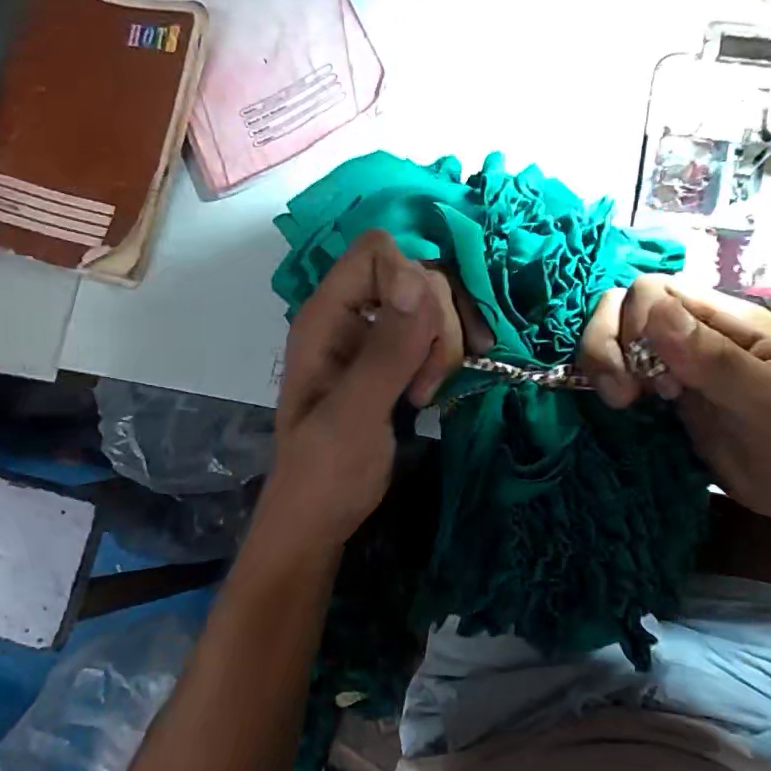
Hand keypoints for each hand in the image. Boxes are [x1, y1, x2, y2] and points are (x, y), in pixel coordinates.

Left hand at [267, 231, 472, 544]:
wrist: (321, 518)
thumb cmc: (326, 473)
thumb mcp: (355, 415)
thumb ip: (387, 350)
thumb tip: (420, 278)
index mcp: (326, 317)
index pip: (377, 253)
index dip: (411, 282)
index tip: (421, 340)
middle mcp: (350, 315)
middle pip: (415, 276)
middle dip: (437, 324)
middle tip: (427, 382)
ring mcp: (373, 336)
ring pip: (432, 304)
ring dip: (447, 343)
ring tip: (429, 391)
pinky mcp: (394, 358)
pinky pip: (435, 331)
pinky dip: (449, 352)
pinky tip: (442, 386)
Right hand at [580, 277, 770, 538]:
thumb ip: (715, 360)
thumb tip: (653, 311)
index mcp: (731, 323)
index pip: (657, 292)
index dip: (636, 324)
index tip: (654, 380)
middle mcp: (701, 337)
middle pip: (628, 310)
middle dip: (608, 343)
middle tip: (622, 397)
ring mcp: (685, 370)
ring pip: (623, 343)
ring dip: (605, 365)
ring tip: (622, 404)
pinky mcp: (675, 403)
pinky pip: (631, 379)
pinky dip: (613, 388)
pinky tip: (622, 412)